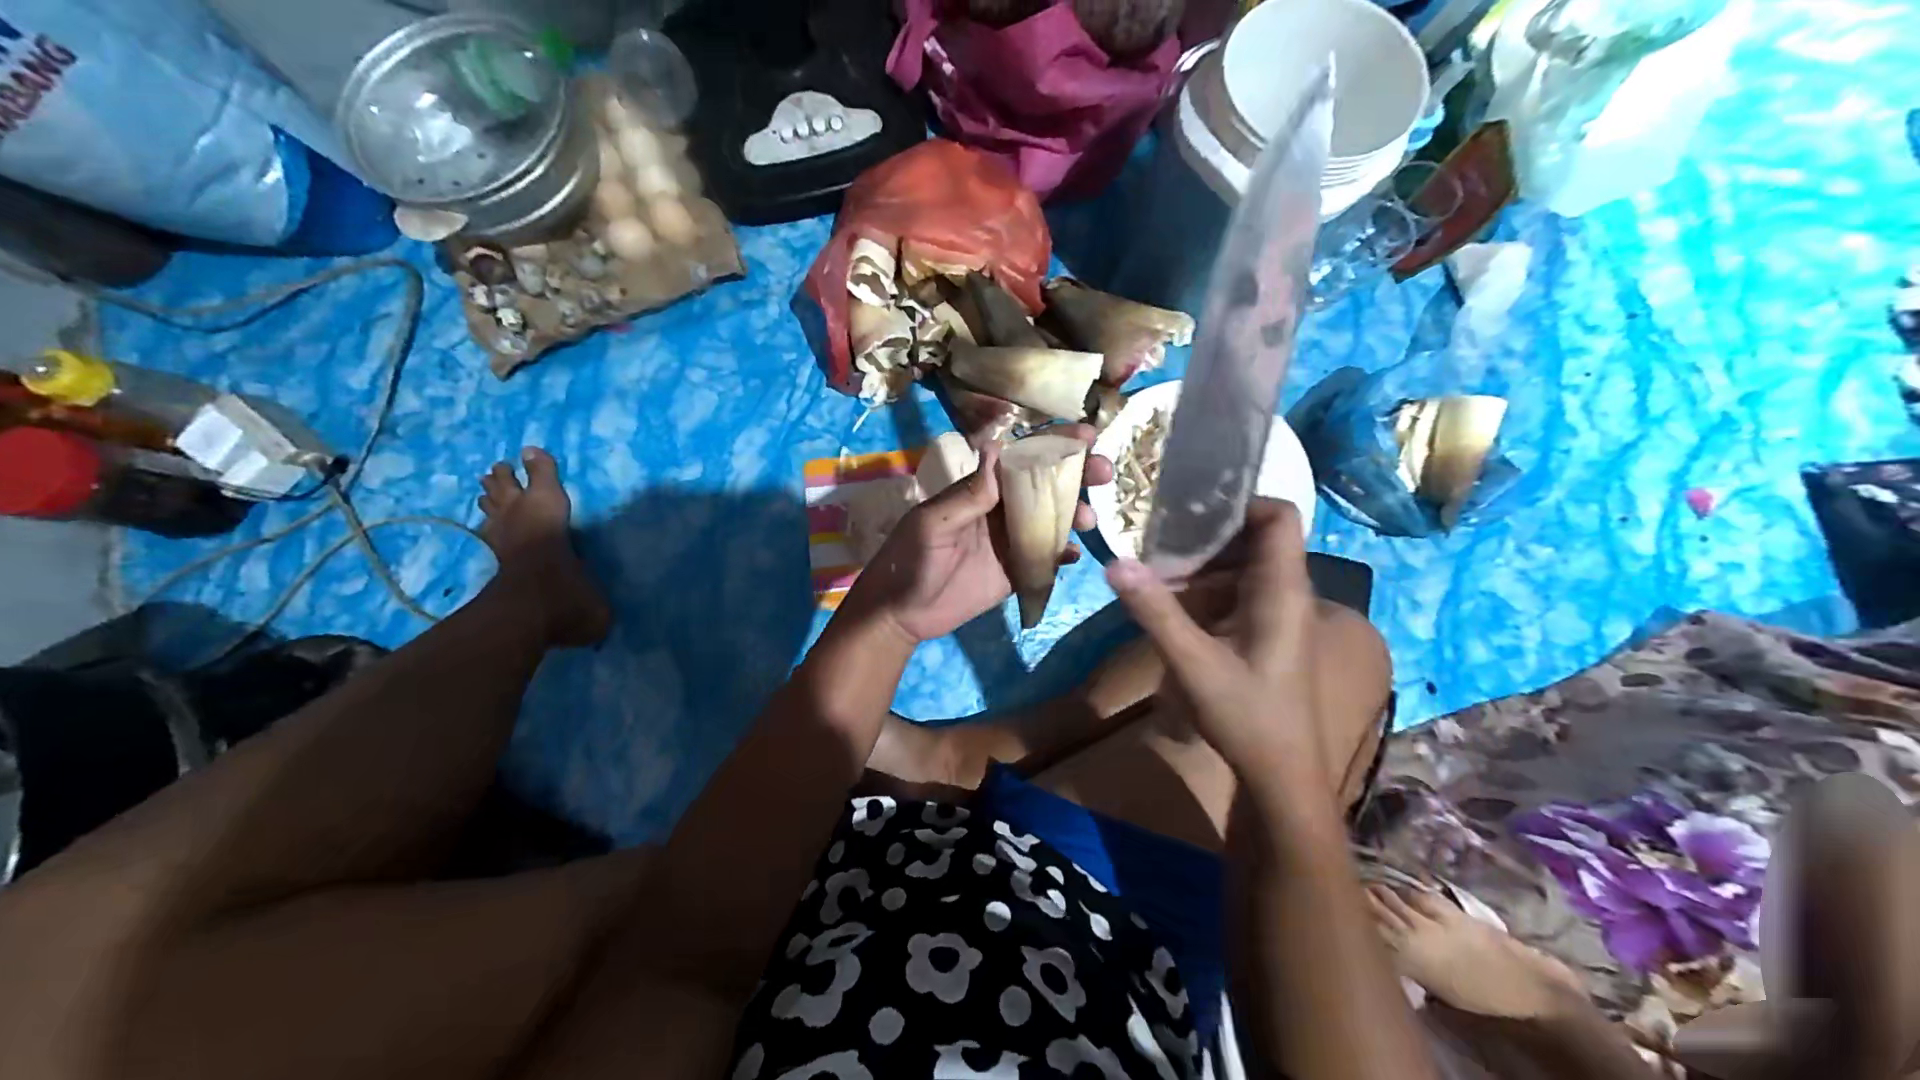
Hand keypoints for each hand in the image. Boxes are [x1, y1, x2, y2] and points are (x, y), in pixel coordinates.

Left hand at [843, 425, 1112, 644]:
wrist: (900, 614)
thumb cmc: (909, 560)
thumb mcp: (934, 524)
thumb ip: (969, 494)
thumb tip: (996, 447)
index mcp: (981, 490)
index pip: (1021, 459)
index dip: (1052, 444)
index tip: (1085, 434)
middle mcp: (1001, 510)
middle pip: (1045, 486)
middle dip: (1077, 475)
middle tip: (1104, 472)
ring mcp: (1010, 541)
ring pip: (1051, 520)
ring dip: (1074, 514)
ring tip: (1087, 520)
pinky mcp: (1016, 571)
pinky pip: (1045, 558)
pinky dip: (1062, 554)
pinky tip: (1072, 556)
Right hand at [1103, 499, 1326, 788]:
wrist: (1282, 773)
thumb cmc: (1248, 717)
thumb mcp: (1193, 664)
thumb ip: (1156, 612)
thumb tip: (1115, 565)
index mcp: (1282, 591)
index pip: (1280, 517)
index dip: (1242, 501)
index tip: (1192, 504)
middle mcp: (1286, 593)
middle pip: (1256, 537)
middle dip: (1208, 532)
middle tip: (1159, 531)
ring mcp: (1278, 613)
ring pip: (1243, 565)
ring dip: (1202, 562)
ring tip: (1155, 565)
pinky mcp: (1266, 631)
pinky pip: (1237, 591)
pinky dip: (1206, 587)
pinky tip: (1170, 600)